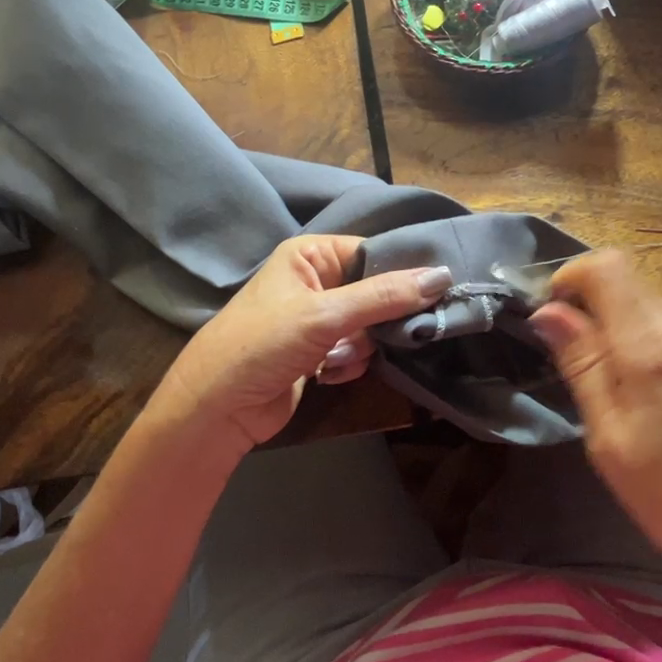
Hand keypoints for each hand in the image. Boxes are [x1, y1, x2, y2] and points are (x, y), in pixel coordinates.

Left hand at [154, 235, 452, 450]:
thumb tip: (444, 276)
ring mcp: (318, 318)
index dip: (403, 272)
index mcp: (310, 254)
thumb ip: (384, 296)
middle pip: (376, 291)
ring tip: (337, 360)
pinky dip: (350, 364)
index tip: (438, 292)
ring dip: (362, 348)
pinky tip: (329, 375)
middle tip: (401, 336)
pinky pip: (357, 351)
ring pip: (371, 326)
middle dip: (382, 319)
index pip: (372, 252)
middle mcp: (315, 280)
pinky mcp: (319, 352)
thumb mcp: (325, 315)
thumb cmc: (263, 344)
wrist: (217, 408)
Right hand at [529, 250, 661, 565]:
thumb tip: (547, 311)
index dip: (570, 277)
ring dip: (616, 325)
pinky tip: (643, 393)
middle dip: (589, 302)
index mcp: (650, 346)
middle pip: (628, 281)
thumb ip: (581, 363)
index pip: (607, 266)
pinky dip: (643, 343)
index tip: (551, 316)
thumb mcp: (608, 435)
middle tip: (568, 352)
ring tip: (603, 380)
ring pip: (649, 306)